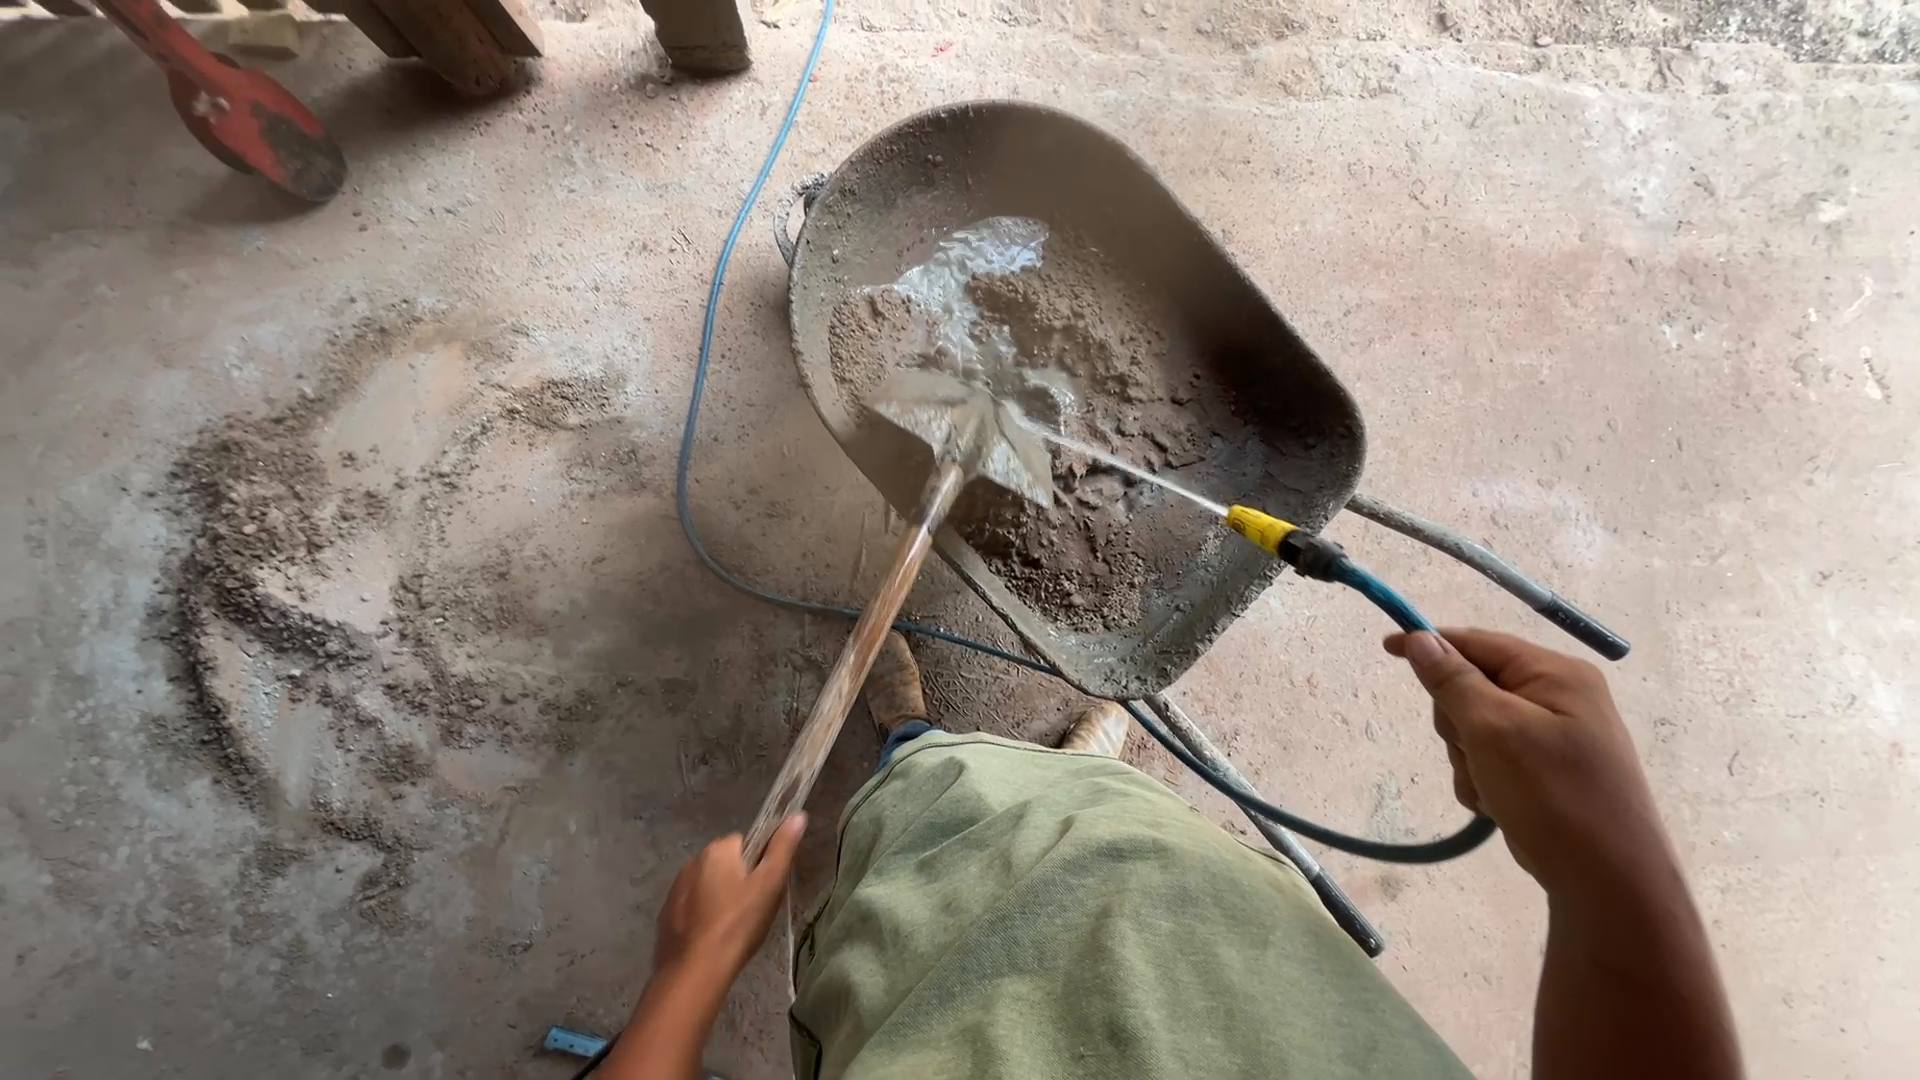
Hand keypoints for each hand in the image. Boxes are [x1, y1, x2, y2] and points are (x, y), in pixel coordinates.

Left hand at [602, 815, 807, 1079]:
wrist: (694, 973)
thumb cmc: (738, 924)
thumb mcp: (770, 884)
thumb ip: (783, 847)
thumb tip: (797, 815)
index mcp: (718, 849)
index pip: (746, 843)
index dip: (759, 864)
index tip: (764, 889)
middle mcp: (692, 862)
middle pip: (726, 864)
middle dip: (739, 881)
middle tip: (752, 910)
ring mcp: (675, 890)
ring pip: (707, 885)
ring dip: (719, 898)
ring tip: (732, 928)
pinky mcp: (665, 916)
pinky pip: (691, 907)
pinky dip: (702, 916)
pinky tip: (711, 938)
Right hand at [1384, 629, 1672, 893]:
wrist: (1606, 882)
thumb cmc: (1553, 794)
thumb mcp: (1493, 729)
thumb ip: (1452, 680)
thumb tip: (1419, 639)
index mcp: (1555, 675)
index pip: (1477, 642)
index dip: (1430, 644)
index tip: (1387, 649)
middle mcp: (1556, 698)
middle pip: (1469, 685)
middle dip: (1456, 719)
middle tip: (1471, 748)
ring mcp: (1549, 735)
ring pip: (1471, 725)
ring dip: (1466, 756)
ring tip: (1490, 785)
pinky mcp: (1539, 768)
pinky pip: (1485, 756)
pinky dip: (1479, 777)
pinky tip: (1497, 802)